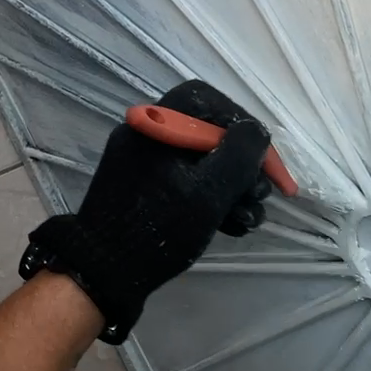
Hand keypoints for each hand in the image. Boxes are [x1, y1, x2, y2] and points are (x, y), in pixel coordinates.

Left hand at [22, 80, 273, 342]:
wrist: (104, 269)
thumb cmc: (158, 226)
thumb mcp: (208, 192)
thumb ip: (238, 155)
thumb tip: (255, 130)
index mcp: (156, 124)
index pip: (208, 101)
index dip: (244, 124)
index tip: (265, 158)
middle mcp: (148, 135)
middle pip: (208, 133)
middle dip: (242, 165)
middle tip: (261, 197)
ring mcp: (144, 162)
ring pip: (201, 161)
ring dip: (232, 187)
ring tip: (249, 221)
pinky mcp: (145, 187)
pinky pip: (186, 181)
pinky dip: (211, 198)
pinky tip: (231, 227)